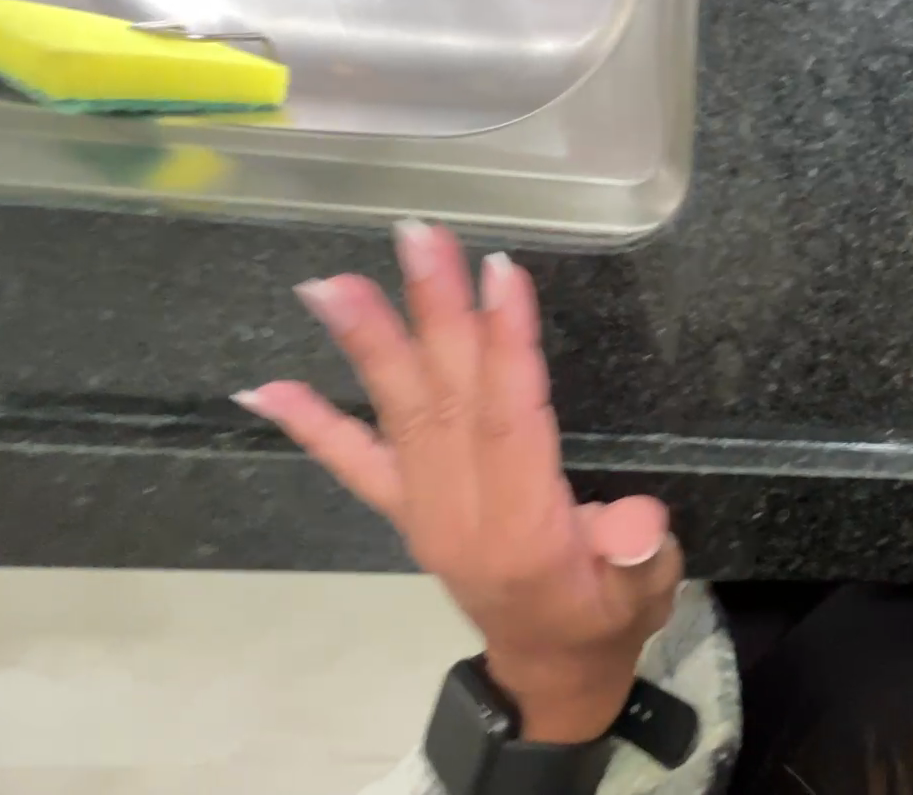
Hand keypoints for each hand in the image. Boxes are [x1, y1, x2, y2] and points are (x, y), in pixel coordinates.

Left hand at [234, 220, 682, 742]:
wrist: (553, 673)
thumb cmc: (610, 618)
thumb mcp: (645, 593)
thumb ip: (639, 556)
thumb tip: (637, 522)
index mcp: (523, 527)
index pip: (509, 416)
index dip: (506, 343)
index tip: (501, 271)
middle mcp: (460, 513)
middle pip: (445, 399)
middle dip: (432, 313)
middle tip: (418, 240)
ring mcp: (424, 513)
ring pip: (399, 416)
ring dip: (368, 345)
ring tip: (331, 282)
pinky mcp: (410, 516)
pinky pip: (357, 466)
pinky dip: (312, 425)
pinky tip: (267, 388)